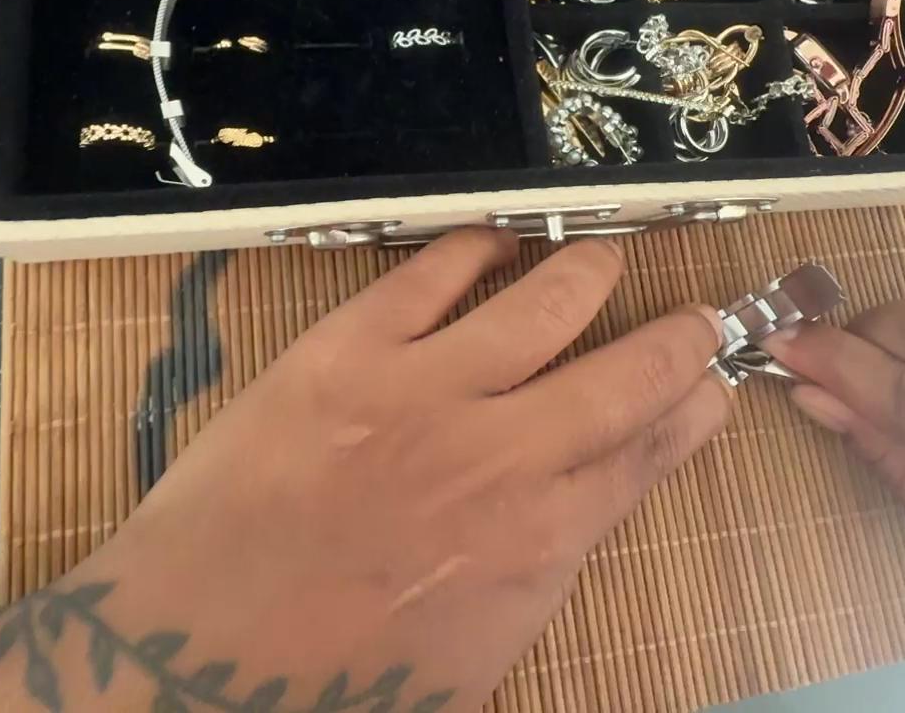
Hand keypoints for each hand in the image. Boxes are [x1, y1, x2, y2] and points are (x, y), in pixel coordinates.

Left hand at [1, 230, 730, 710]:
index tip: (715, 383)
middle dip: (678, 339)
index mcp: (536, 545)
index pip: (645, 455)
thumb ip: (537, 567)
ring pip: (542, 305)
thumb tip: (581, 494)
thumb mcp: (472, 652)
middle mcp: (501, 456)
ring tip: (606, 255)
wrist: (190, 666)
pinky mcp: (347, 349)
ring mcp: (424, 390)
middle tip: (701, 314)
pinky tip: (497, 237)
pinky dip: (476, 247)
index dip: (689, 411)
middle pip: (623, 376)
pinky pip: (432, 273)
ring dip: (588, 273)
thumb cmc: (336, 684)